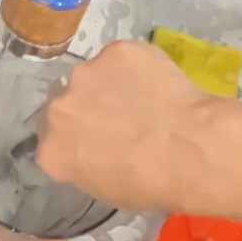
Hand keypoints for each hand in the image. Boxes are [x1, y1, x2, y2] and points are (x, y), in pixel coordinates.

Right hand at [36, 40, 224, 210]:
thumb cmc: (152, 183)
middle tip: (122, 119)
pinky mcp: (116, 51)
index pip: (54, 140)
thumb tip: (94, 149)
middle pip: (68, 102)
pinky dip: (138, 68)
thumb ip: (84, 163)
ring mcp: (85, 74)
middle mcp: (58, 108)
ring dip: (112, 85)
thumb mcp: (106, 189)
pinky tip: (160, 84)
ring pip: (94, 76)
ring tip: (146, 100)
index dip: (78, 138)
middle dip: (88, 108)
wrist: (190, 149)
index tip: (99, 141)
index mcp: (51, 150)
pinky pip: (123, 58)